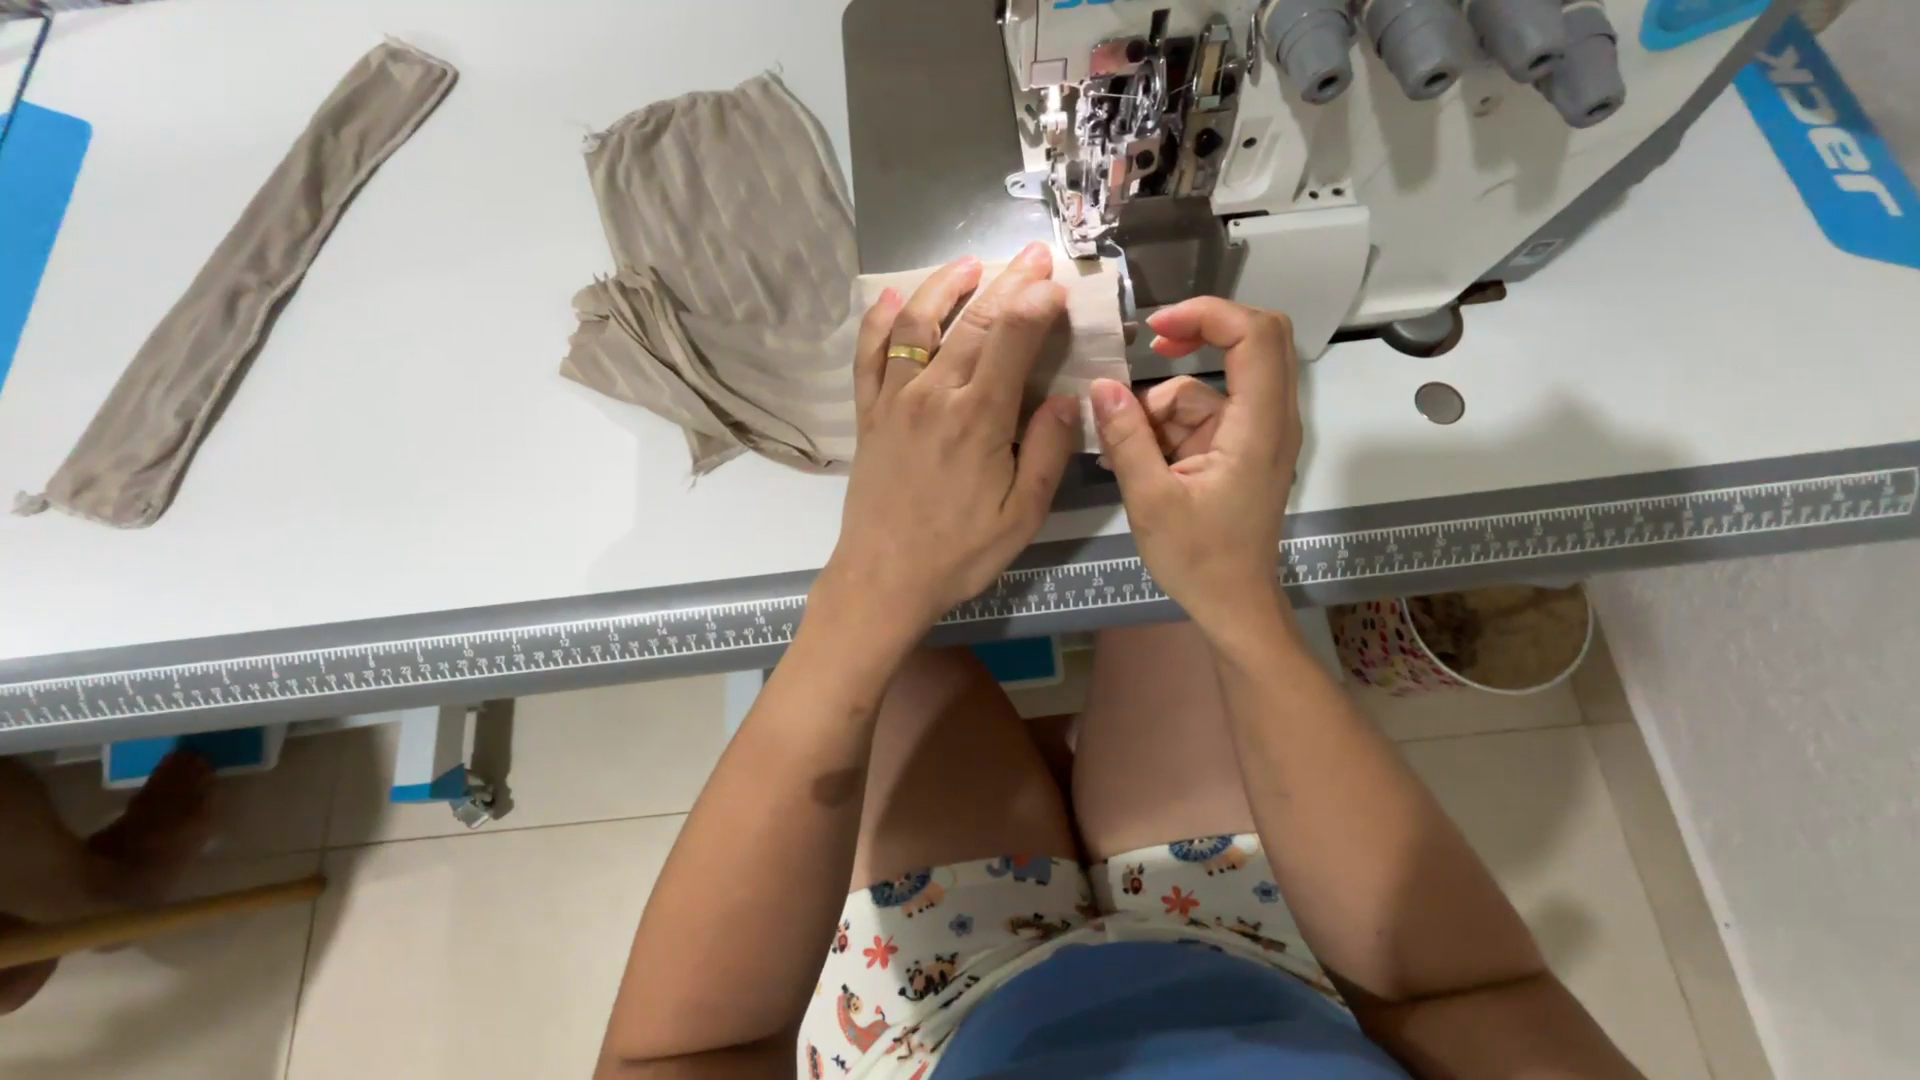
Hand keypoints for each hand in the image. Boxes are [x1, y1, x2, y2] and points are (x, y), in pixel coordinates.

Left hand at [816, 244, 1080, 638]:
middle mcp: (933, 394)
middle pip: (972, 321)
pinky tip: (892, 298)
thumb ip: (1046, 451)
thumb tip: (1067, 397)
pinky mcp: (868, 415)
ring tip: (968, 264)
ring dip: (944, 286)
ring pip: (917, 324)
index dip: (1037, 301)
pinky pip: (869, 356)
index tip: (1058, 282)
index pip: (1013, 337)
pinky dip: (879, 322)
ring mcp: (894, 401)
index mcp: (978, 417)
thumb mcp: (1022, 515)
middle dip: (1007, 282)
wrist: (884, 579)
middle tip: (1030, 255)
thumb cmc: (960, 553)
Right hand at [1091, 298, 1301, 630]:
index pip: (1256, 336)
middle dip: (1199, 334)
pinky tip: (1144, 462)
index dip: (1209, 314)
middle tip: (1152, 345)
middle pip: (1253, 341)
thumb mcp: (1150, 500)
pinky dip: (1170, 427)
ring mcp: (1258, 434)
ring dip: (1166, 405)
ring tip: (1134, 454)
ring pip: (1212, 385)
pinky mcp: (1242, 449)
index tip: (1157, 327)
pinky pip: (1205, 414)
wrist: (1232, 604)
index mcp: (1258, 428)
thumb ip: (1125, 439)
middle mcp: (1271, 420)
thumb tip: (1100, 387)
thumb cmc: (1198, 559)